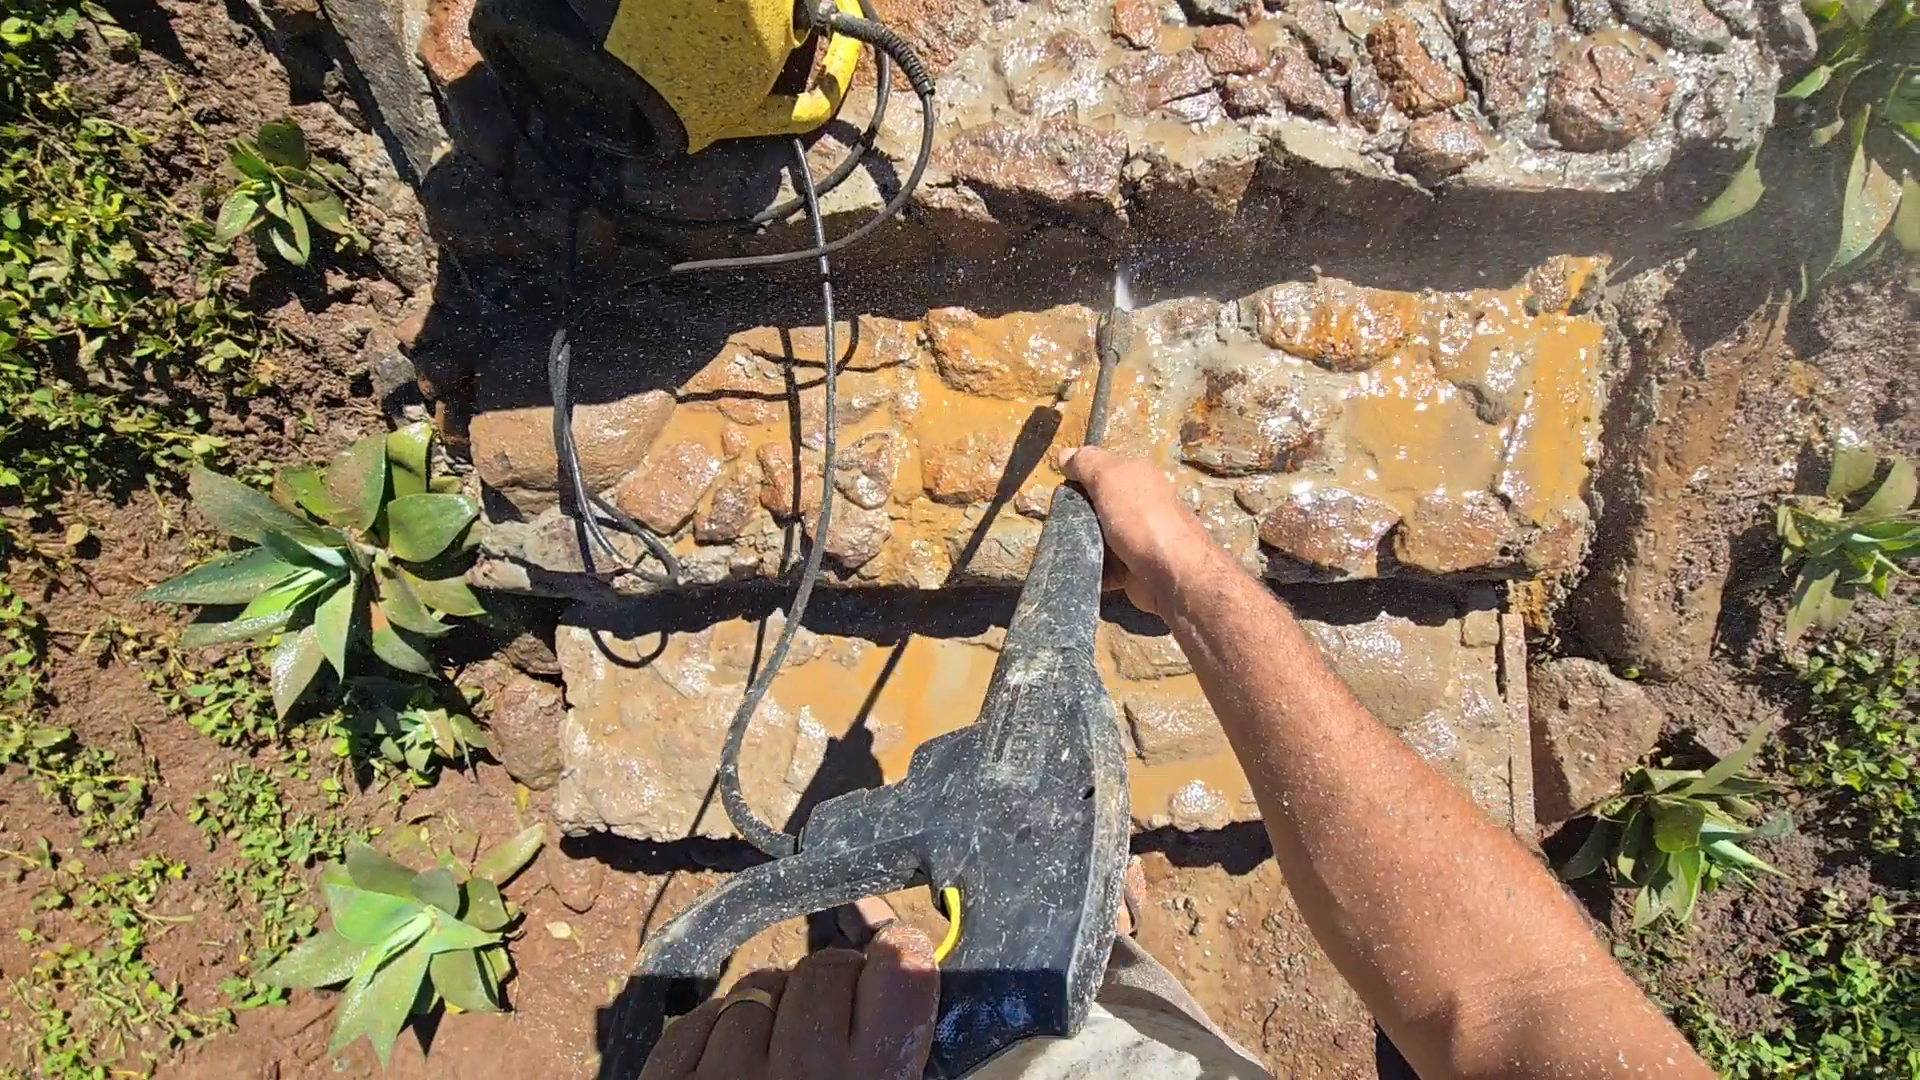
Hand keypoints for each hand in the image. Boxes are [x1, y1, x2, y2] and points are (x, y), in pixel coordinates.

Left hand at [639, 925, 939, 1079]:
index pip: (902, 972)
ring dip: (768, 1011)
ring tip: (773, 1056)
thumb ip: (895, 1057)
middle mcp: (805, 1074)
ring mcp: (728, 1079)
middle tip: (829, 1024)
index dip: (901, 957)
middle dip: (832, 985)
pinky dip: (710, 1033)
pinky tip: (725, 1069)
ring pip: (759, 987)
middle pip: (827, 969)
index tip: (894, 964)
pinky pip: (697, 1020)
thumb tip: (910, 968)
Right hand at [1059, 446, 1215, 616]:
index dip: (1080, 478)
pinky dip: (1091, 568)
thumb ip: (1087, 462)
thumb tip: (1065, 453)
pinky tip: (1076, 568)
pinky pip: (1103, 565)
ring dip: (1081, 544)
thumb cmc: (1140, 518)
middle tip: (1057, 522)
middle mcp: (1139, 504)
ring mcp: (1137, 537)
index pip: (1103, 471)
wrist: (1171, 572)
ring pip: (1098, 537)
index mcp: (1138, 477)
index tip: (1060, 491)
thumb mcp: (1110, 477)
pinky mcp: (1132, 567)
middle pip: (1097, 505)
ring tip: (1062, 547)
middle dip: (1076, 515)